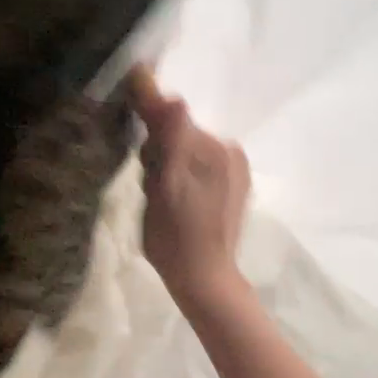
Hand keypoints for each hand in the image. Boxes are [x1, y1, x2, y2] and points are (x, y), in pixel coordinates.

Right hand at [131, 68, 251, 309]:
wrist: (205, 281)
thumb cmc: (176, 238)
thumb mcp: (164, 188)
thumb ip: (169, 140)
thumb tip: (169, 96)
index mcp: (215, 148)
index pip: (171, 120)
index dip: (149, 134)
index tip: (141, 158)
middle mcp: (231, 151)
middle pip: (180, 136)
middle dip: (159, 156)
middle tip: (151, 191)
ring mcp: (236, 171)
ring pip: (188, 153)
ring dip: (169, 168)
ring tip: (163, 201)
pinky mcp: (233, 189)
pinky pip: (200, 169)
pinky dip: (184, 179)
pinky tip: (178, 206)